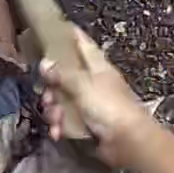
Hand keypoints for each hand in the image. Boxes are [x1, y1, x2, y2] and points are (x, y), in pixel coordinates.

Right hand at [38, 26, 159, 168]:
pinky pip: (67, 120)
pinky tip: (58, 132)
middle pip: (64, 76)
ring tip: (55, 118)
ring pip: (62, 100)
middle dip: (51, 87)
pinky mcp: (88, 124)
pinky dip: (61, 126)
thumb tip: (44, 63)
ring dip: (54, 110)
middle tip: (46, 96)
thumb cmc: (109, 106)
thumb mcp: (83, 85)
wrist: (129, 141)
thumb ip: (62, 74)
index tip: (50, 31)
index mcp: (97, 66)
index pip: (81, 43)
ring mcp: (91, 104)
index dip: (68, 35)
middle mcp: (93, 82)